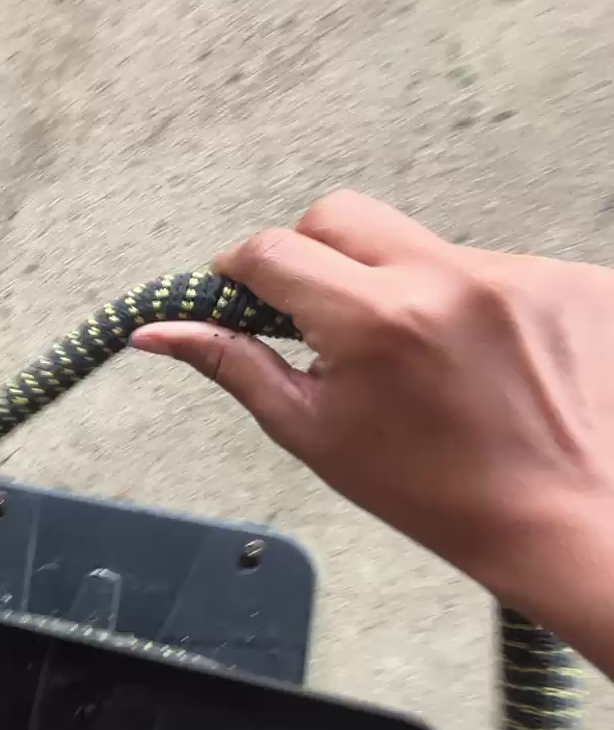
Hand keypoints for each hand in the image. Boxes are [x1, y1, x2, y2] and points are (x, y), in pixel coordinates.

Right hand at [132, 191, 613, 641]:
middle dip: (302, 252)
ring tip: (395, 353)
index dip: (237, 267)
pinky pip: (475, 264)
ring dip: (379, 283)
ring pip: (407, 243)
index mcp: (374, 319)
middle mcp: (452, 278)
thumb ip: (229, 361)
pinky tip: (455, 353)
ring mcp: (523, 274)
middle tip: (300, 310)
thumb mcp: (302, 423)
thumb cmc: (423, 483)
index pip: (275, 249)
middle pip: (339, 215)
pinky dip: (445, 298)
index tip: (234, 292)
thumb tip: (157, 332)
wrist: (564, 514)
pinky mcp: (575, 279)